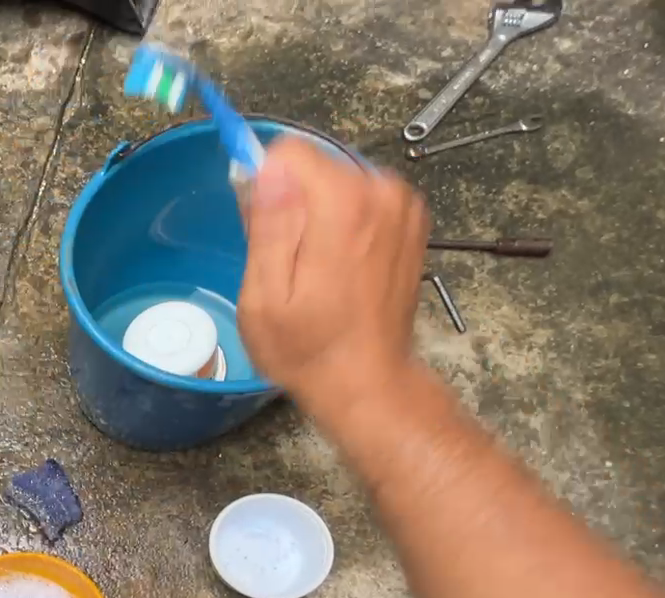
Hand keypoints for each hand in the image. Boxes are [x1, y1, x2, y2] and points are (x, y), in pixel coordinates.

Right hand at [237, 137, 430, 411]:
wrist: (365, 378)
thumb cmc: (305, 347)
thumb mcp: (264, 296)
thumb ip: (269, 226)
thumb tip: (268, 169)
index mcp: (344, 205)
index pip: (289, 152)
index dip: (261, 185)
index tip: (254, 227)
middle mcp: (382, 192)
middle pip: (314, 166)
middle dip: (288, 205)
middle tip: (281, 263)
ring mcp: (403, 205)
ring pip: (336, 182)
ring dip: (312, 217)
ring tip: (306, 271)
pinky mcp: (410, 220)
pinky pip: (359, 200)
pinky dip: (338, 224)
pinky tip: (331, 268)